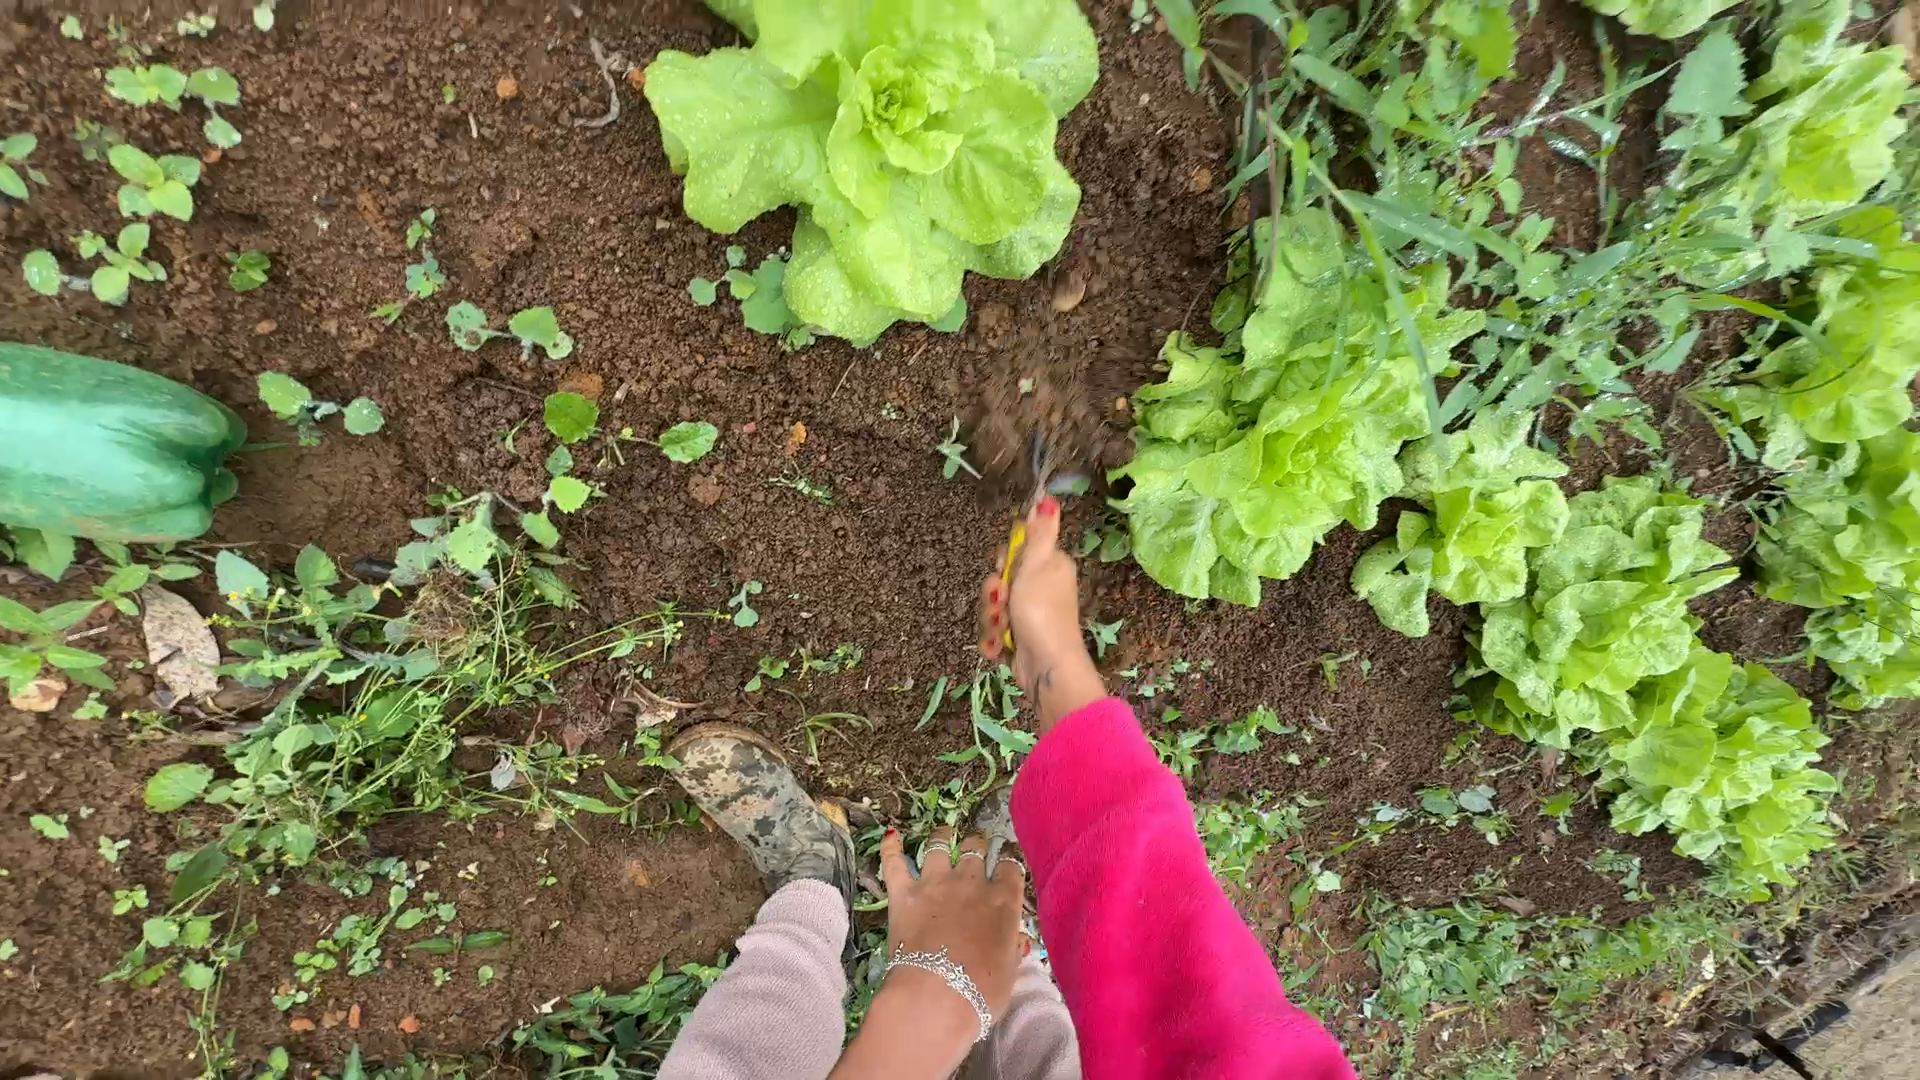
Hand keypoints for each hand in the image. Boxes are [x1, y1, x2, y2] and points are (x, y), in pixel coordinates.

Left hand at [880, 826, 1024, 1017]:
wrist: (935, 999)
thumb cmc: (980, 994)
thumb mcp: (1009, 974)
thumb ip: (1013, 948)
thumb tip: (1018, 939)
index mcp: (1002, 901)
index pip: (1011, 867)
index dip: (1009, 865)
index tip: (1006, 867)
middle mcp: (971, 883)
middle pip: (976, 848)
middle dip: (977, 845)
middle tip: (975, 847)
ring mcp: (935, 884)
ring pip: (938, 845)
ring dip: (941, 836)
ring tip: (943, 832)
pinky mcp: (904, 893)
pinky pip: (894, 862)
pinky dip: (891, 847)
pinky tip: (890, 835)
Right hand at [980, 497, 1105, 731]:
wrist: (1045, 665)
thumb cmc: (1042, 611)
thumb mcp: (1037, 564)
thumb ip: (1040, 533)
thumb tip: (1048, 498)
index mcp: (1050, 566)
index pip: (1016, 552)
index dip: (1004, 561)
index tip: (1004, 568)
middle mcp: (1041, 589)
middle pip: (1001, 580)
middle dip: (994, 595)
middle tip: (1002, 601)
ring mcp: (1030, 616)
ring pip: (994, 608)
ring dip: (992, 619)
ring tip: (1004, 629)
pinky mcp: (1020, 639)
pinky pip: (996, 632)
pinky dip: (995, 641)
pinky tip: (1001, 646)